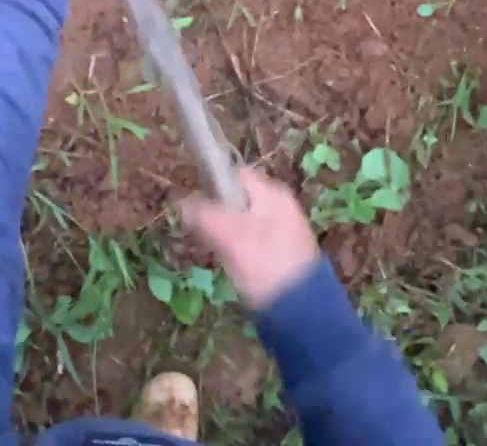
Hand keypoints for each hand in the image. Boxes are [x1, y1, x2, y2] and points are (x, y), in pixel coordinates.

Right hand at [181, 168, 320, 310]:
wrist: (304, 313)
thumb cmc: (265, 264)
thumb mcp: (230, 237)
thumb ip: (204, 215)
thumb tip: (182, 203)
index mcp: (273, 193)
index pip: (236, 174)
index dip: (213, 184)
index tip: (195, 204)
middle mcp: (281, 205)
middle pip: (239, 198)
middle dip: (218, 213)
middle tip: (202, 232)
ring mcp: (285, 229)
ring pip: (245, 221)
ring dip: (227, 232)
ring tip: (217, 251)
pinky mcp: (285, 252)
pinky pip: (255, 239)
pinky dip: (241, 247)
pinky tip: (234, 264)